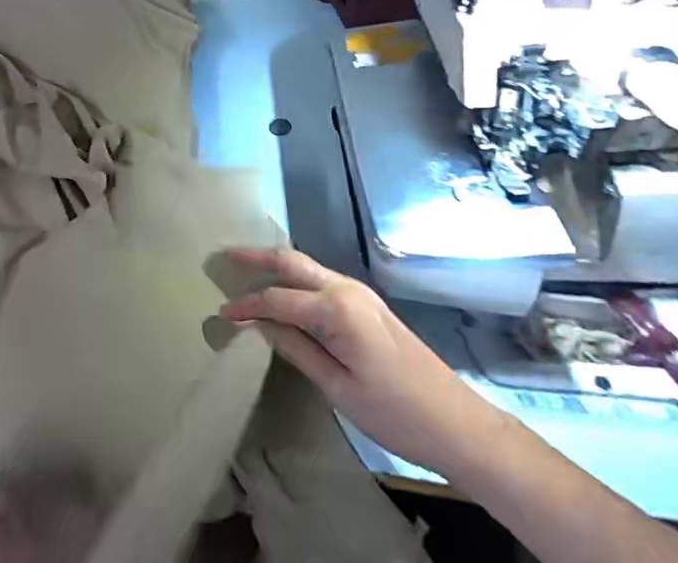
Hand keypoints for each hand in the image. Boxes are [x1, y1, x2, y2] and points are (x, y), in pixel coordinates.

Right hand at [220, 247, 469, 470]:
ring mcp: (361, 293)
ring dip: (276, 265)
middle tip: (224, 255)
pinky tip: (282, 290)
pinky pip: (322, 281)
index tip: (221, 313)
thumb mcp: (337, 387)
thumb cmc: (394, 412)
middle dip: (257, 256)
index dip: (247, 305)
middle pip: (293, 262)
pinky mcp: (368, 304)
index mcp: (337, 309)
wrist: (456, 421)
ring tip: (244, 269)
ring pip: (308, 267)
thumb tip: (259, 325)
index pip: (277, 298)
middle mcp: (347, 289)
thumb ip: (296, 348)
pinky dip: (296, 279)